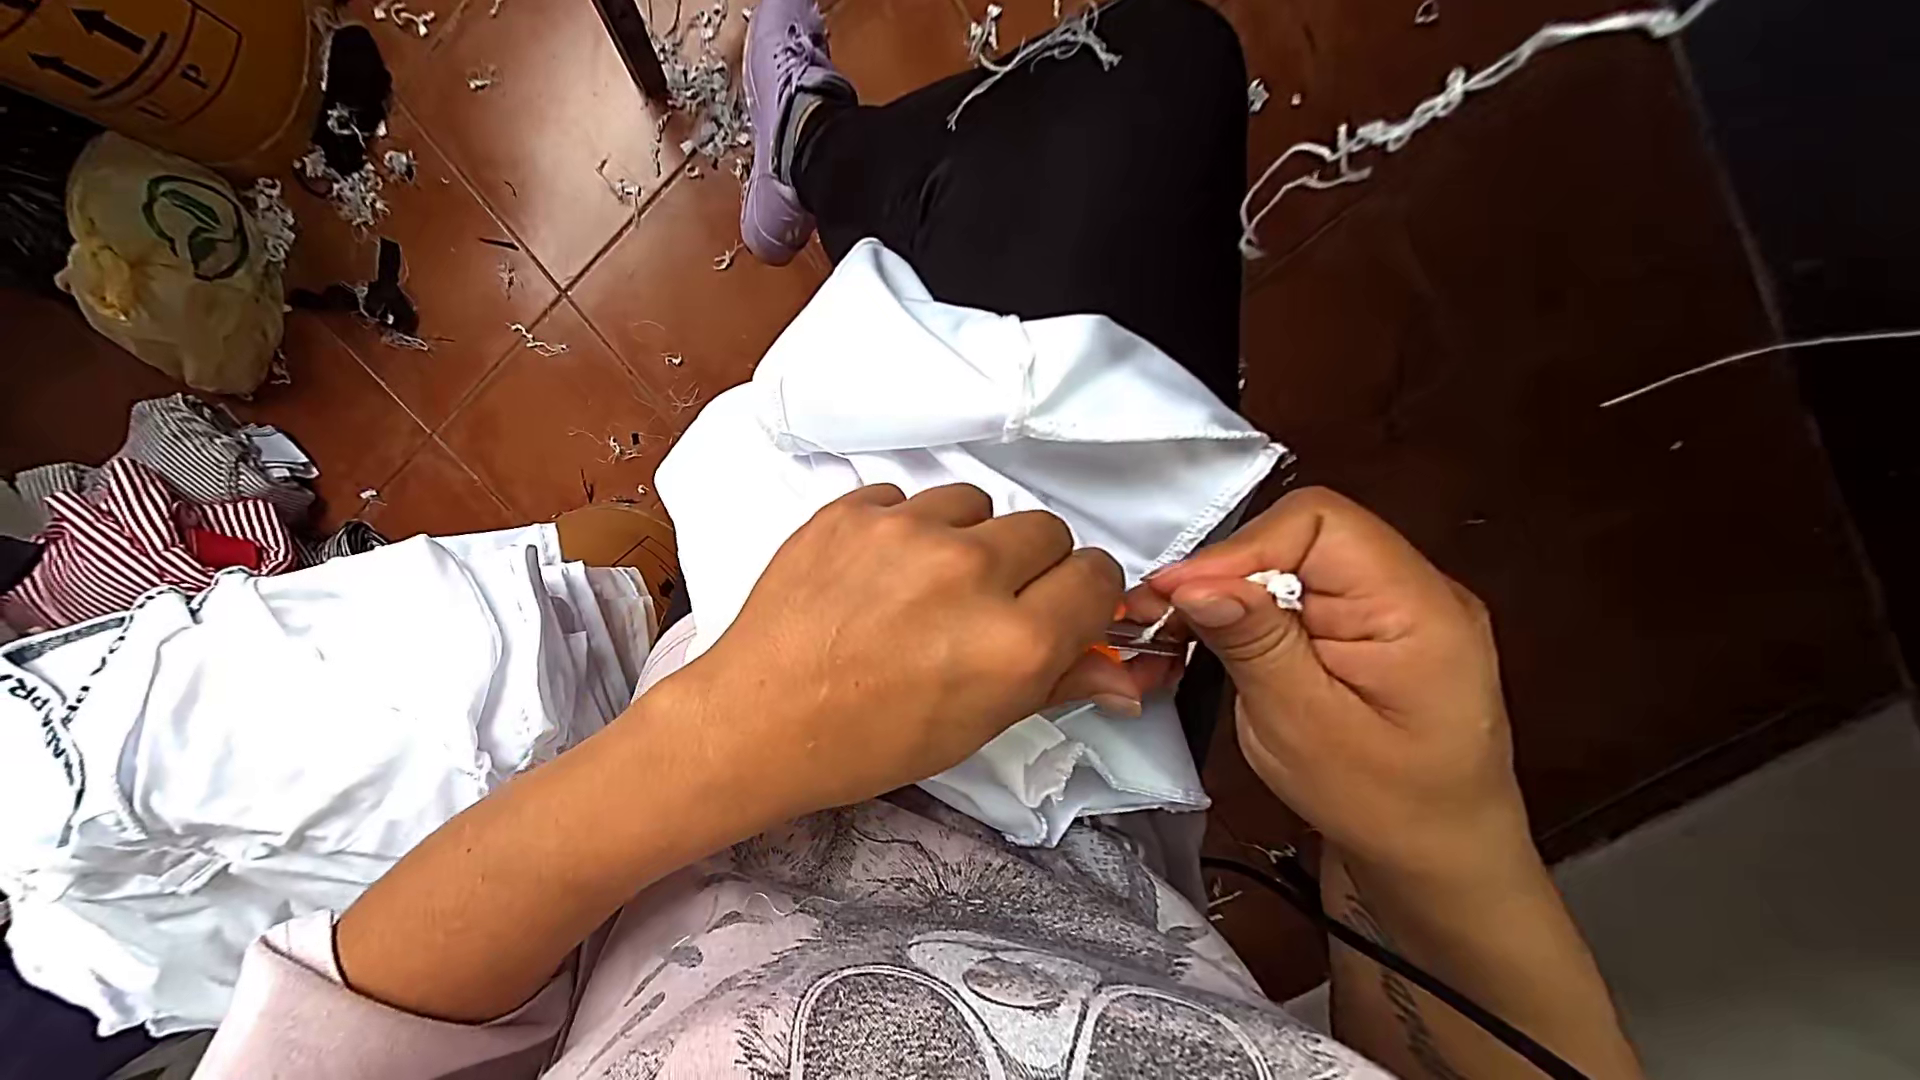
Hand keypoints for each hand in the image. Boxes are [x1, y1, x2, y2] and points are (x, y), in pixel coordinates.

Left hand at [674, 483, 1129, 814]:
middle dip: (1030, 564)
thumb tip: (1127, 673)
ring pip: (979, 504)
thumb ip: (1059, 681)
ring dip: (968, 537)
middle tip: (987, 601)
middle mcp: (970, 572)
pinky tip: (878, 570)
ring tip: (925, 582)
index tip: (1061, 606)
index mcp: (1014, 642)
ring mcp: (907, 531)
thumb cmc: (871, 741)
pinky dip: (906, 528)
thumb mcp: (977, 725)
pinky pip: (909, 498)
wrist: (760, 719)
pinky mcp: (853, 509)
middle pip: (1047, 529)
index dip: (1083, 595)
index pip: (1098, 576)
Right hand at [1144, 487, 1533, 881]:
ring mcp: (1388, 602)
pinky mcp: (1362, 620)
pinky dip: (1246, 606)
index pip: (1318, 523)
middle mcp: (1410, 588)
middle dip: (1224, 568)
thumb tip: (1193, 582)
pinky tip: (1217, 632)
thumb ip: (1253, 643)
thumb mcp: (1303, 726)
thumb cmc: (1383, 805)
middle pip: (1298, 534)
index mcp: (1417, 607)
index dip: (1239, 548)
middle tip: (1163, 610)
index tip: (1179, 591)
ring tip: (1178, 623)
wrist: (1435, 853)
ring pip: (1288, 558)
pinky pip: (1295, 588)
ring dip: (1228, 587)